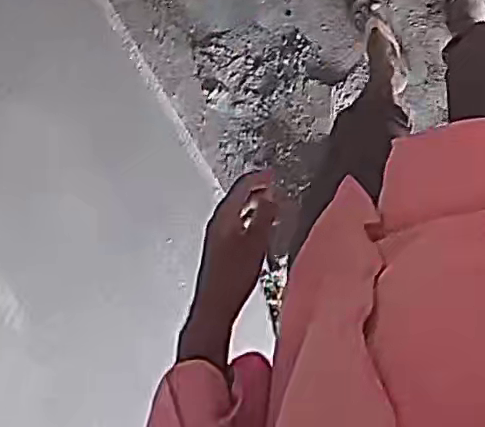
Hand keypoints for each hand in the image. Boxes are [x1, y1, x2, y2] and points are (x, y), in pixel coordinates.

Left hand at [177, 170, 278, 367]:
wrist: (213, 310)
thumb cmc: (231, 279)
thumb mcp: (256, 242)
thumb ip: (265, 215)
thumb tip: (271, 197)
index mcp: (224, 216)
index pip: (242, 186)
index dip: (259, 177)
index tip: (271, 174)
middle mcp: (217, 222)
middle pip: (237, 196)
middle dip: (255, 188)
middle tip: (271, 184)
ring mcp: (216, 236)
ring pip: (236, 210)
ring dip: (252, 203)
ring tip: (268, 202)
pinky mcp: (218, 249)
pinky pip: (234, 222)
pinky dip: (247, 217)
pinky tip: (256, 227)